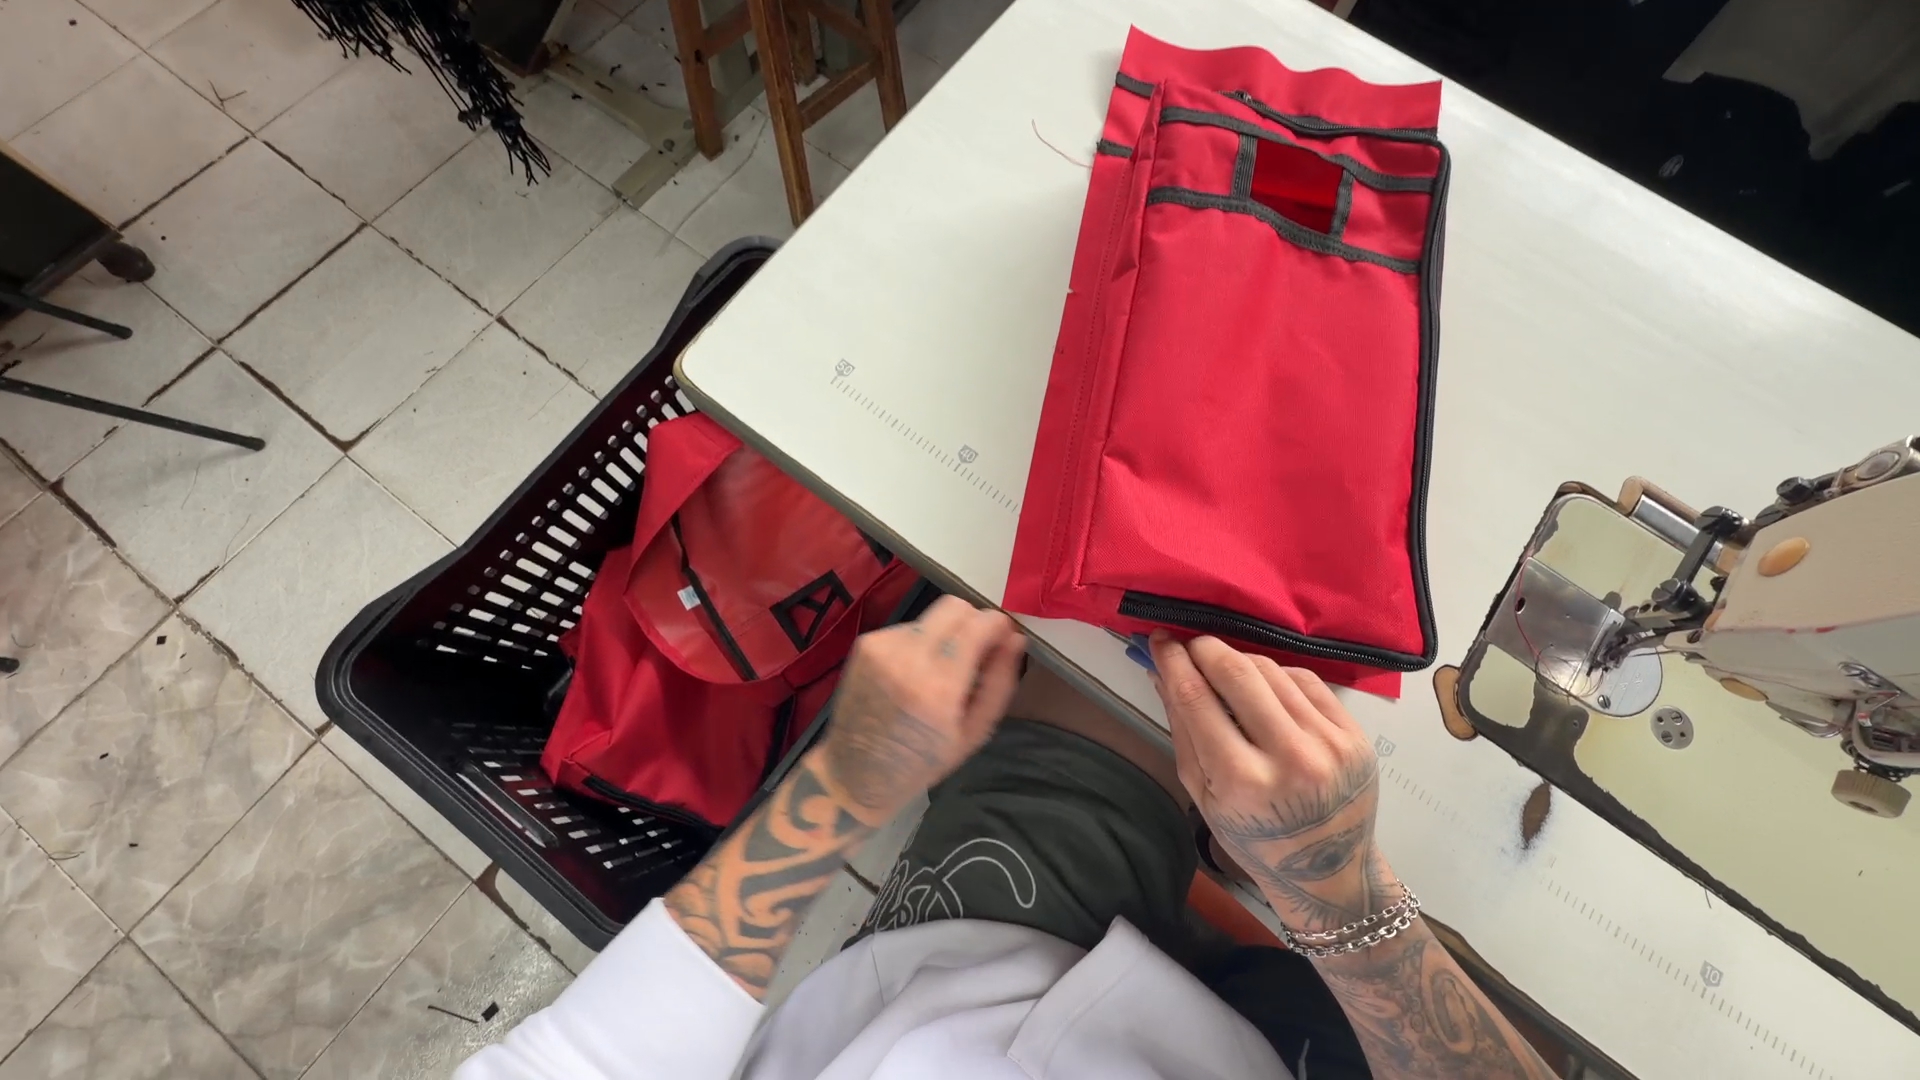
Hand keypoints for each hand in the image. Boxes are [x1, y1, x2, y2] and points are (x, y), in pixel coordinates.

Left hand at [817, 596, 1026, 824]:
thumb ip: (1000, 682)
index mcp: (938, 687)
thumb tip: (1016, 639)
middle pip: (954, 606)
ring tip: (940, 669)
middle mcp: (907, 658)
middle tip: (977, 648)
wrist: (855, 772)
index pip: (978, 625)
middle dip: (973, 621)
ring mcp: (882, 647)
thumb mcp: (973, 733)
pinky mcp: (866, 643)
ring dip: (945, 634)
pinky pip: (908, 628)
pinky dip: (920, 642)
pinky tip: (913, 672)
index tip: (1004, 635)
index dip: (998, 624)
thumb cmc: (921, 762)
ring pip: (932, 616)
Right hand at [1149, 633, 1390, 931]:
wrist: (1329, 874)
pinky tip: (1264, 687)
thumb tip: (1161, 671)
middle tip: (1189, 643)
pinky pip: (1306, 680)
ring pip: (1272, 670)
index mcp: (1242, 781)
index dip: (1173, 661)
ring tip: (1224, 670)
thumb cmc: (1253, 839)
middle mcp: (1289, 757)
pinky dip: (1276, 674)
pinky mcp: (1355, 735)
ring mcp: (1329, 743)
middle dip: (1205, 648)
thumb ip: (1181, 730)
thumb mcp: (1203, 794)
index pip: (1196, 698)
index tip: (1160, 639)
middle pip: (1237, 673)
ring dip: (1239, 660)